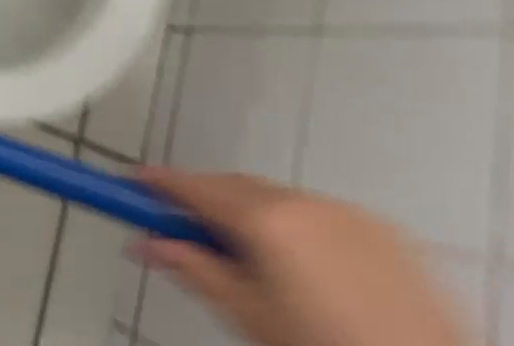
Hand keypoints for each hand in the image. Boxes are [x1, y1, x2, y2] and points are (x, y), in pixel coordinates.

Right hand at [135, 167, 470, 345]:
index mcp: (266, 218)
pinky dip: (294, 223)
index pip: (191, 186)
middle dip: (203, 200)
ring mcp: (352, 214)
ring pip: (276, 197)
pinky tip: (296, 260)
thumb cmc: (324, 345)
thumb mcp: (246, 314)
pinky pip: (320, 212)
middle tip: (179, 228)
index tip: (126, 184)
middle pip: (233, 186)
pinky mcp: (387, 232)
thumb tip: (142, 244)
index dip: (153, 184)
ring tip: (243, 254)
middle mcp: (306, 202)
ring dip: (249, 211)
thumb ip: (190, 268)